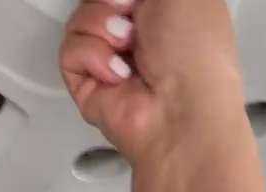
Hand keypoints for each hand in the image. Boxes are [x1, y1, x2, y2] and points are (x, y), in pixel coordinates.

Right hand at [59, 0, 248, 164]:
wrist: (181, 107)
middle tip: (133, 16)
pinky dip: (94, 56)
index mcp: (159, 5)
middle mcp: (133, 31)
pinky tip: (118, 74)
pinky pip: (70, 51)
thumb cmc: (195, 50)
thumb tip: (124, 0)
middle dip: (112, 0)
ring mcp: (108, 58)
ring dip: (104, 25)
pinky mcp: (88, 85)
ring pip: (79, 18)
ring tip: (129, 47)